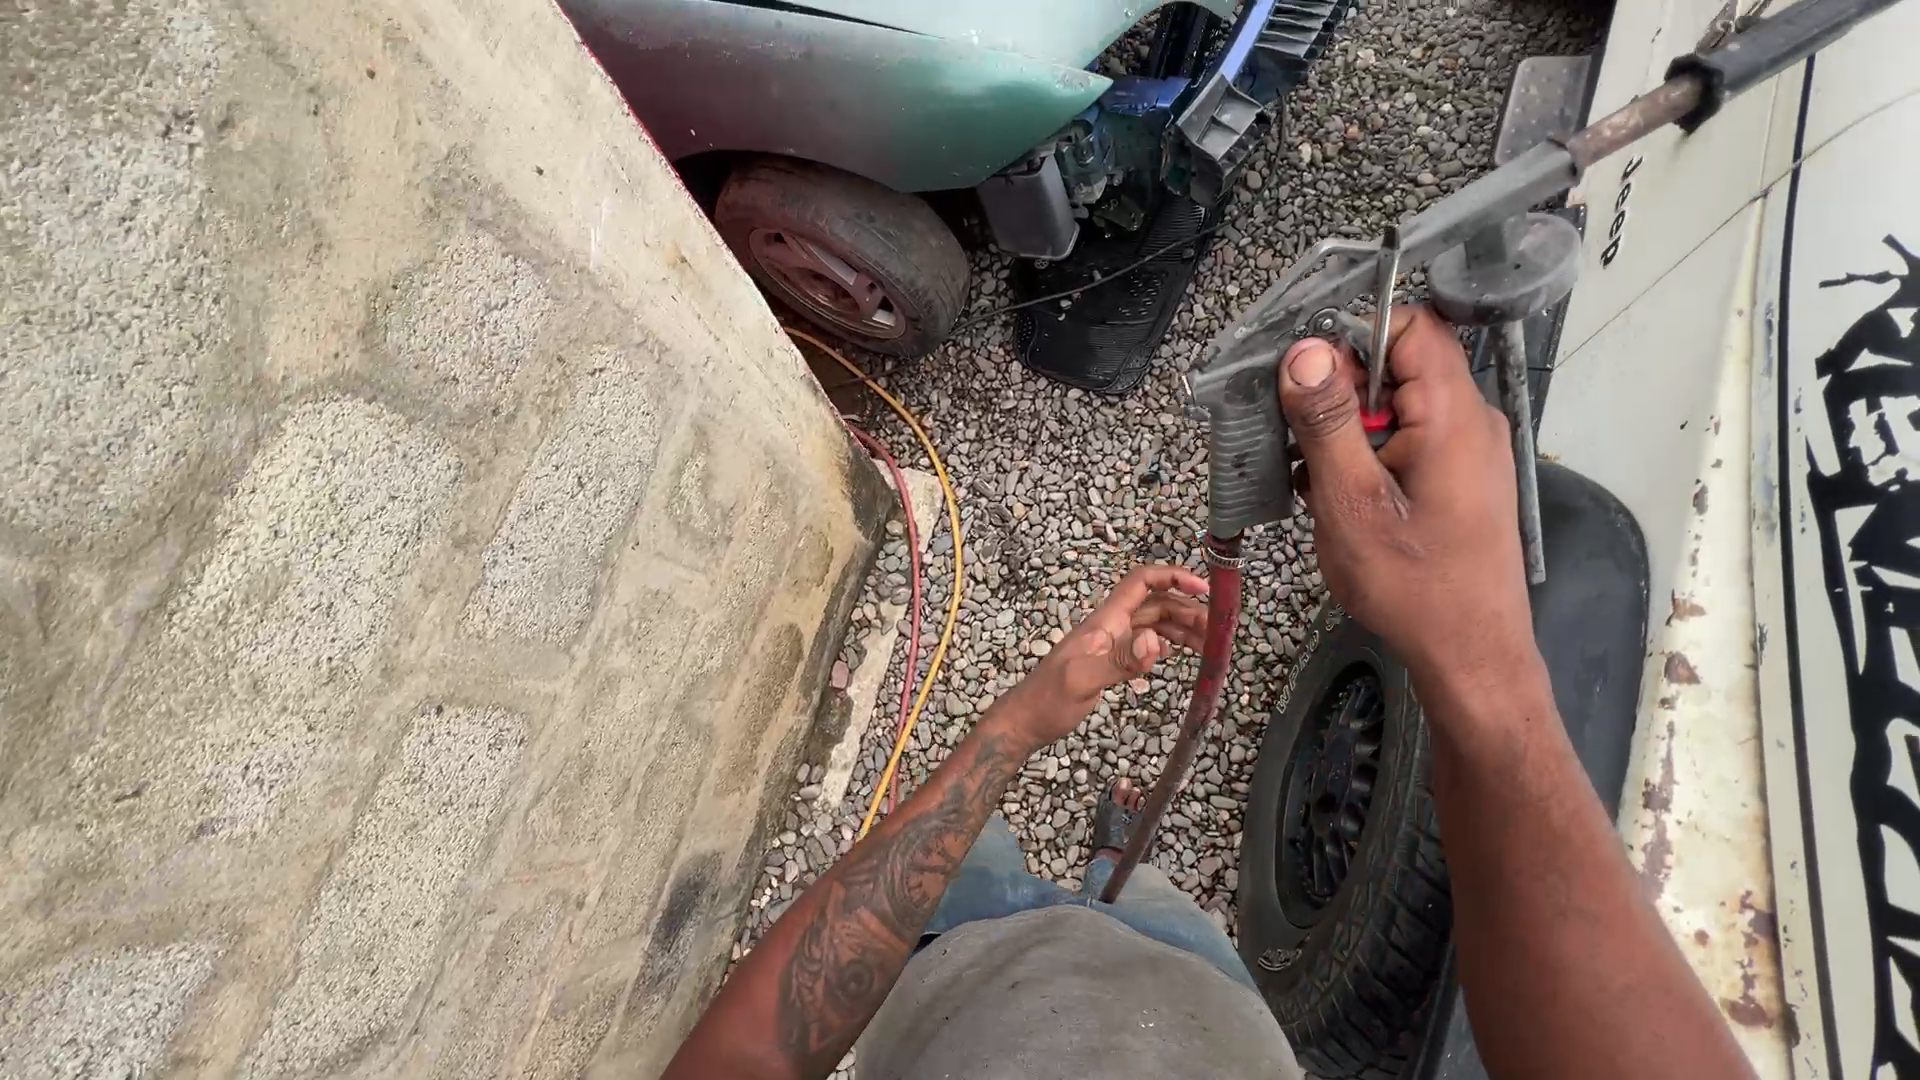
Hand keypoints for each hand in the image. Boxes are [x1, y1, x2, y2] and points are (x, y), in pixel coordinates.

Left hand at [993, 565, 1210, 752]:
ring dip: (1181, 628)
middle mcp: (1110, 626)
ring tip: (1208, 644)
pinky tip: (1180, 654)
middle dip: (1187, 608)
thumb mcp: (1082, 681)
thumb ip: (1119, 661)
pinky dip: (1166, 644)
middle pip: (1155, 603)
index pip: (1140, 582)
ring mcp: (1111, 643)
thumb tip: (1154, 642)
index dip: (1172, 577)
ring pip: (1153, 623)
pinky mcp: (1111, 662)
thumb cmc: (1047, 701)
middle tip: (1216, 630)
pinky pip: (1144, 643)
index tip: (1204, 588)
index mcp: (1104, 622)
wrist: (1025, 721)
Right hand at [1276, 306, 1538, 694]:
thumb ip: (1328, 422)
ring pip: (1392, 408)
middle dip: (1335, 394)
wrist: (1467, 652)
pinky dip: (1361, 457)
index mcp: (1451, 415)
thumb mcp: (1351, 501)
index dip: (1351, 334)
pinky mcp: (1454, 477)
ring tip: (1310, 479)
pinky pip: (1401, 441)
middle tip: (1293, 438)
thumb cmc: (1410, 583)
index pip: (1410, 326)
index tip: (1300, 374)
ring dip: (1342, 433)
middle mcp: (1467, 421)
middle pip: (1396, 366)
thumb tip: (1304, 352)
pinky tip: (1334, 497)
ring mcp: (1464, 451)